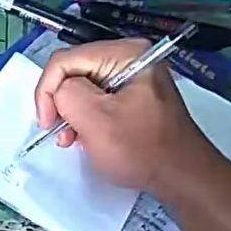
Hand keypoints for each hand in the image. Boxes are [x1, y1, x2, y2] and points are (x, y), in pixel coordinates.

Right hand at [34, 39, 218, 193]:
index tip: (47, 124)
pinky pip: (97, 100)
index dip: (47, 91)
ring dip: (71, 114)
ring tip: (73, 139)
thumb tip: (59, 92)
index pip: (64, 60)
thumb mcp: (96, 120)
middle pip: (73, 71)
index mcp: (125, 53)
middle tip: (61, 133)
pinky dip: (85, 119)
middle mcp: (130, 58)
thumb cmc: (142, 150)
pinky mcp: (134, 97)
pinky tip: (87, 138)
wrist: (182, 177)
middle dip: (60, 103)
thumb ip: (66, 94)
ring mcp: (133, 78)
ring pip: (82, 88)